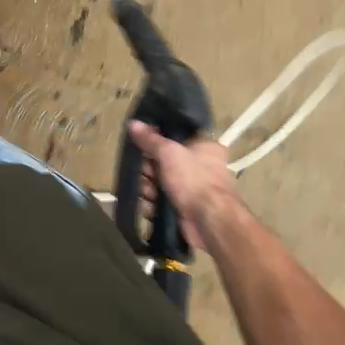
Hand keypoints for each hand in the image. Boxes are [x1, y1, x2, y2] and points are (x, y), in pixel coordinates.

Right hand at [129, 122, 244, 251]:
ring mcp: (193, 189)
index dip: (156, 138)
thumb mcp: (169, 153)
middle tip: (140, 170)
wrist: (211, 222)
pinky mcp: (185, 209)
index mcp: (204, 147)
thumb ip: (150, 139)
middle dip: (148, 168)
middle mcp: (201, 166)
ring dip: (148, 187)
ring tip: (144, 192)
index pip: (176, 135)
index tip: (139, 140)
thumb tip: (133, 123)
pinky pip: (162, 202)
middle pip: (165, 161)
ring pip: (161, 183)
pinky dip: (153, 204)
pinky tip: (147, 205)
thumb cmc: (194, 179)